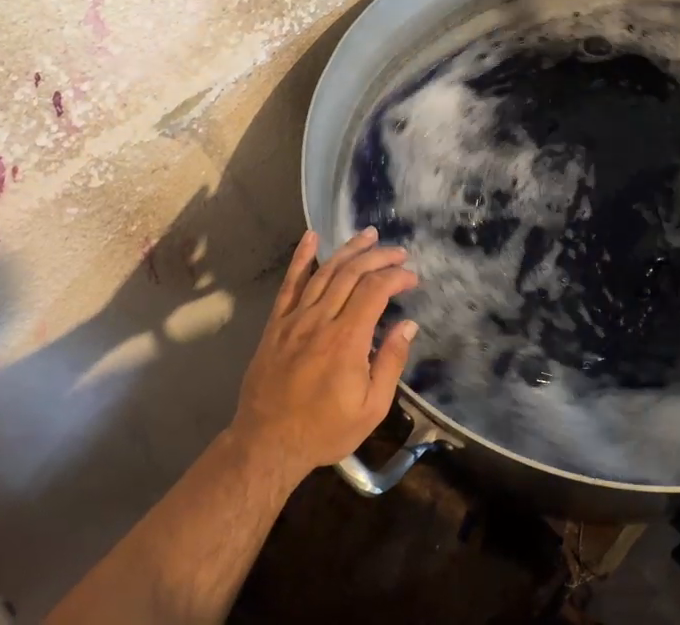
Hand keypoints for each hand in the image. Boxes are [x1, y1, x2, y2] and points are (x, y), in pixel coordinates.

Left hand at [229, 229, 418, 483]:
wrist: (267, 444)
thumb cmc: (325, 430)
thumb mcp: (371, 408)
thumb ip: (391, 362)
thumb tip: (408, 325)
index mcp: (346, 340)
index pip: (375, 291)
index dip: (396, 277)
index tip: (412, 278)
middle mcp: (320, 321)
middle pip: (351, 274)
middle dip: (378, 257)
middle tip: (398, 252)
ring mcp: (294, 320)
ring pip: (324, 273)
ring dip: (348, 250)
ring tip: (368, 236)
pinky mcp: (276, 325)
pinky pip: (289, 285)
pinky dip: (301, 258)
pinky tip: (311, 238)